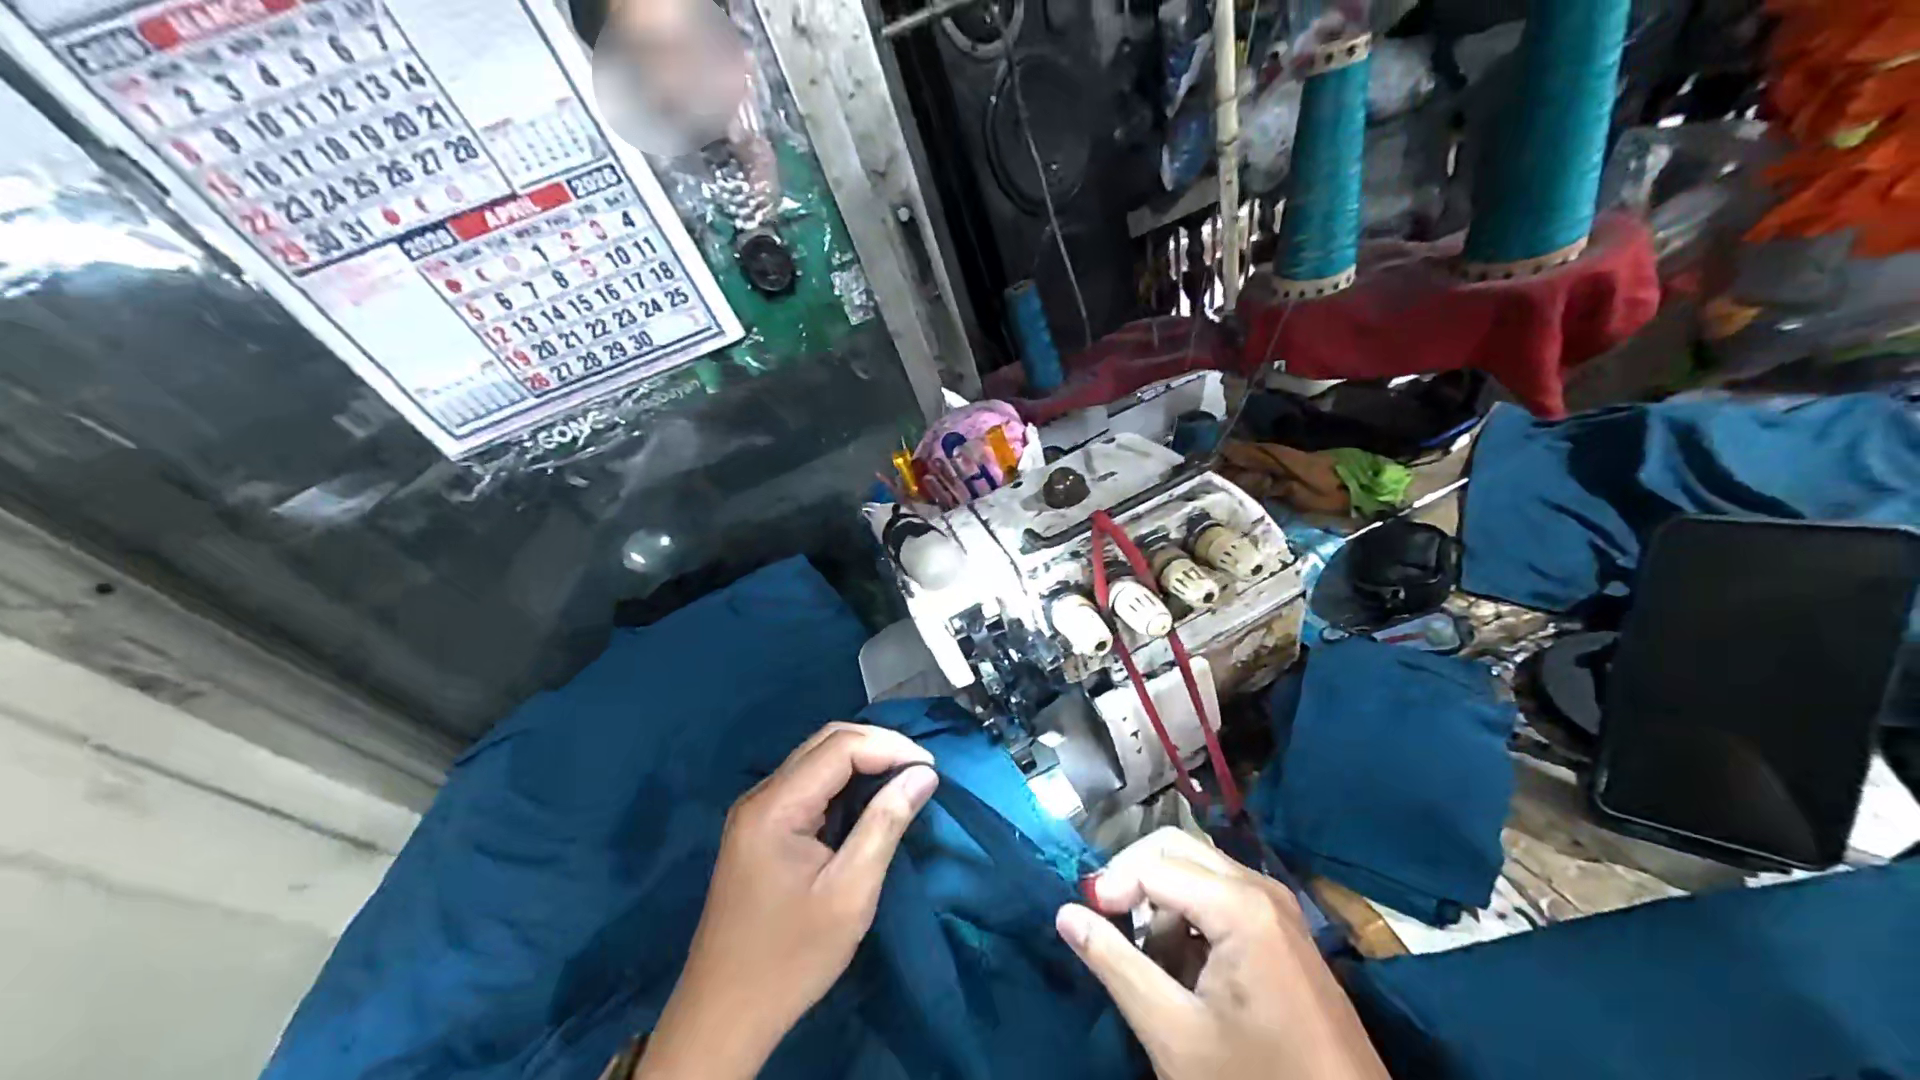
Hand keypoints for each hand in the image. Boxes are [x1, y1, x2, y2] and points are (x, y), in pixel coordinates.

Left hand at [636, 723, 937, 1079]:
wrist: (724, 1014)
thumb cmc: (791, 958)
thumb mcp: (850, 893)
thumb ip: (885, 824)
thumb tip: (923, 774)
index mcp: (775, 806)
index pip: (839, 746)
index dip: (890, 747)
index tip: (931, 770)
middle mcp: (760, 796)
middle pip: (825, 743)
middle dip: (878, 747)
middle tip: (920, 771)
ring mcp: (756, 811)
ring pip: (816, 759)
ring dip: (862, 760)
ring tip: (903, 780)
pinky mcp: (759, 828)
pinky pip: (807, 784)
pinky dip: (843, 781)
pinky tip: (868, 799)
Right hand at [1056, 828, 1389, 1079]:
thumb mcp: (1174, 1032)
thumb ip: (1114, 964)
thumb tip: (1065, 913)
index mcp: (1240, 905)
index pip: (1152, 865)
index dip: (1111, 886)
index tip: (1086, 922)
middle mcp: (1260, 888)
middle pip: (1175, 850)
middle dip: (1134, 880)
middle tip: (1108, 926)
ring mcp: (1277, 907)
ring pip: (1195, 870)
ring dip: (1160, 901)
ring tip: (1150, 962)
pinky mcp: (1282, 930)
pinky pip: (1220, 895)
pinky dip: (1188, 916)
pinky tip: (1184, 968)